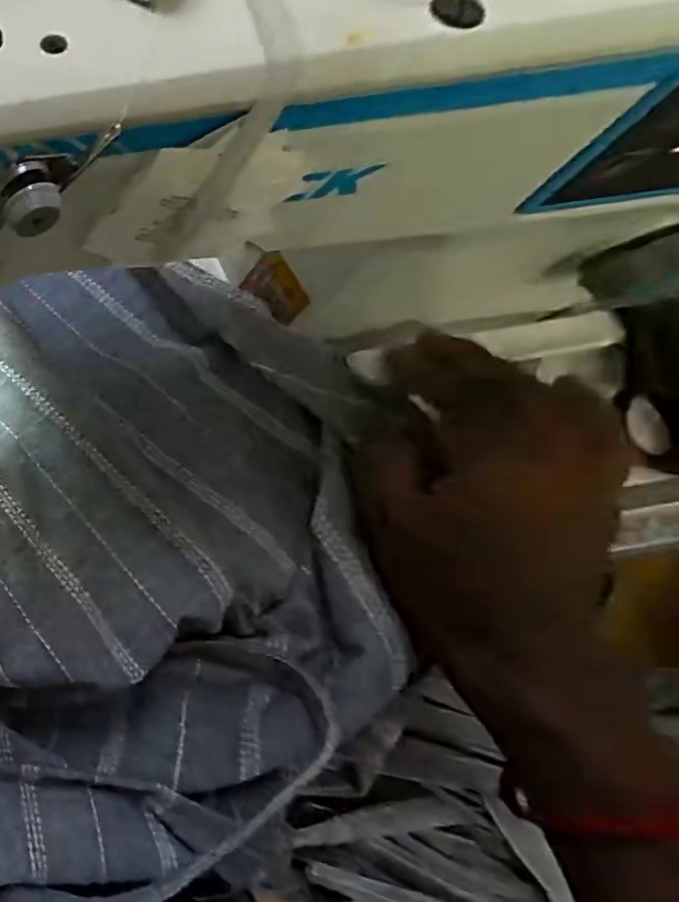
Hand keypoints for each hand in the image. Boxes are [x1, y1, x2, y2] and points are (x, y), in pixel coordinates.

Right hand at [358, 332, 630, 667]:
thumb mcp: (390, 518)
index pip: (461, 395)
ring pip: (559, 404)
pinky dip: (572, 403)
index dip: (424, 370)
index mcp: (496, 458)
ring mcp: (586, 472)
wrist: (523, 639)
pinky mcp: (597, 490)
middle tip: (426, 344)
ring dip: (514, 377)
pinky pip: (596, 429)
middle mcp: (553, 454)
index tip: (390, 353)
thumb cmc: (443, 577)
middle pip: (513, 390)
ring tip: (478, 364)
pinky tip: (558, 392)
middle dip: (467, 363)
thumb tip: (393, 424)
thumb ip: (386, 461)